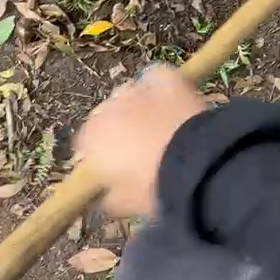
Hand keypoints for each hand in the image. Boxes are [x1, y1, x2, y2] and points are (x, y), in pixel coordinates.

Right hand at [75, 65, 209, 217]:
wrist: (194, 162)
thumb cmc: (153, 186)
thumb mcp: (122, 203)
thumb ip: (107, 195)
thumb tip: (107, 192)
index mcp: (91, 138)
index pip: (85, 141)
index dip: (98, 152)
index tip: (111, 163)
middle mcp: (108, 109)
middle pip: (105, 114)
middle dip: (116, 127)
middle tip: (135, 145)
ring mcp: (136, 90)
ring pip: (128, 93)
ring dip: (135, 105)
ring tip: (154, 121)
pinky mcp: (164, 78)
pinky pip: (155, 76)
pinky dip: (158, 84)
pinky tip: (166, 96)